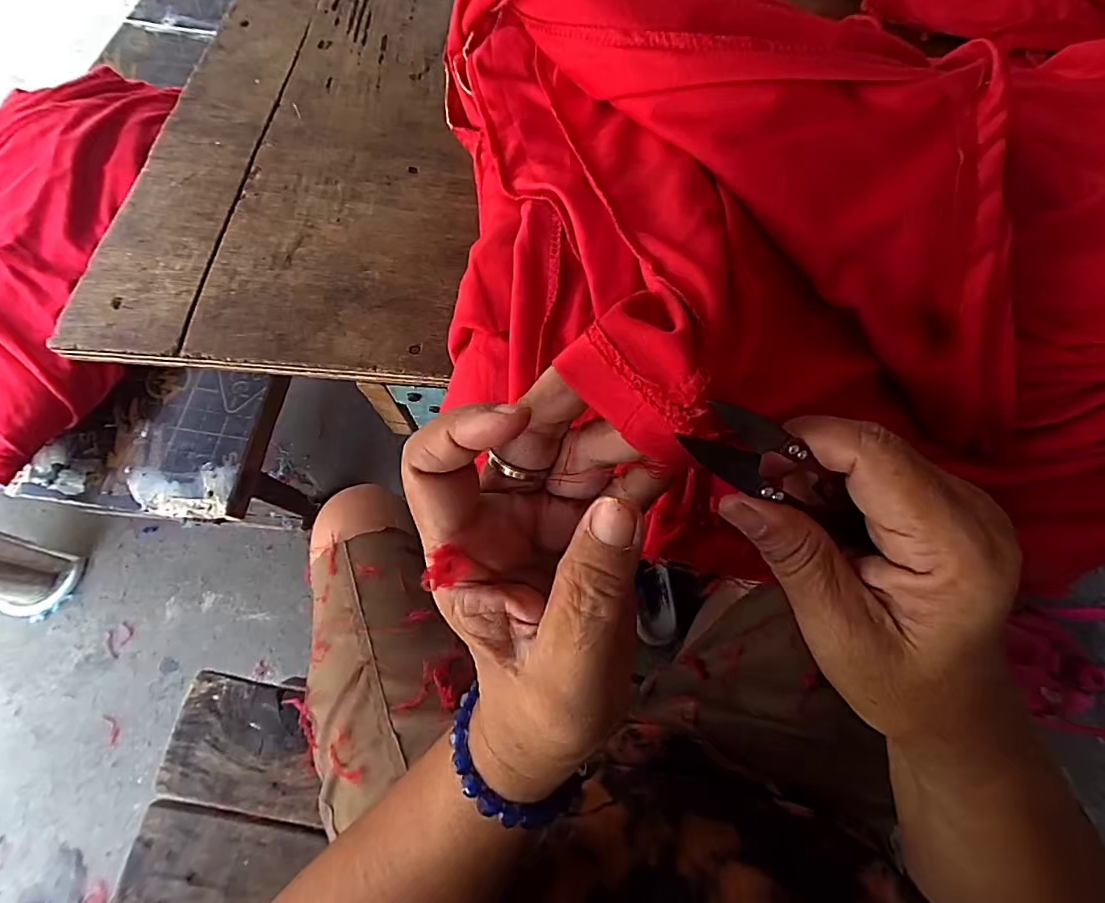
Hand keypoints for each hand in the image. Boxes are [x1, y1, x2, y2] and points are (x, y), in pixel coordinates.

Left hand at [402, 369, 667, 800]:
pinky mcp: (584, 520)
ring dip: (614, 430)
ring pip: (570, 450)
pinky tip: (673, 448)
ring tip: (661, 415)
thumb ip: (589, 588)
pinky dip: (641, 464)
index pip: (431, 467)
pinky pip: (611, 480)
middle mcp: (496, 516)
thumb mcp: (565, 664)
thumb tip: (617, 507)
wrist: (562, 725)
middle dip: (559, 406)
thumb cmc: (541, 707)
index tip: (514, 418)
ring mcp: (542, 514)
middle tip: (612, 378)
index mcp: (461, 548)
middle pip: (515, 440)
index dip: (460, 430)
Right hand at [716, 417, 1020, 745]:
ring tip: (791, 511)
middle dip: (807, 455)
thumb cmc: (900, 685)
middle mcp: (972, 510)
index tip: (756, 465)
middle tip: (764, 493)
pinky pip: (883, 466)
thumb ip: (794, 556)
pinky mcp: (951, 502)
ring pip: (874, 450)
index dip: (809, 440)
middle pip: (874, 446)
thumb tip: (735, 499)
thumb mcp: (836, 629)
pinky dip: (838, 479)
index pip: (876, 454)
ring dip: (819, 468)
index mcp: (953, 547)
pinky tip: (821, 515)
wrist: (957, 710)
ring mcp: (967, 502)